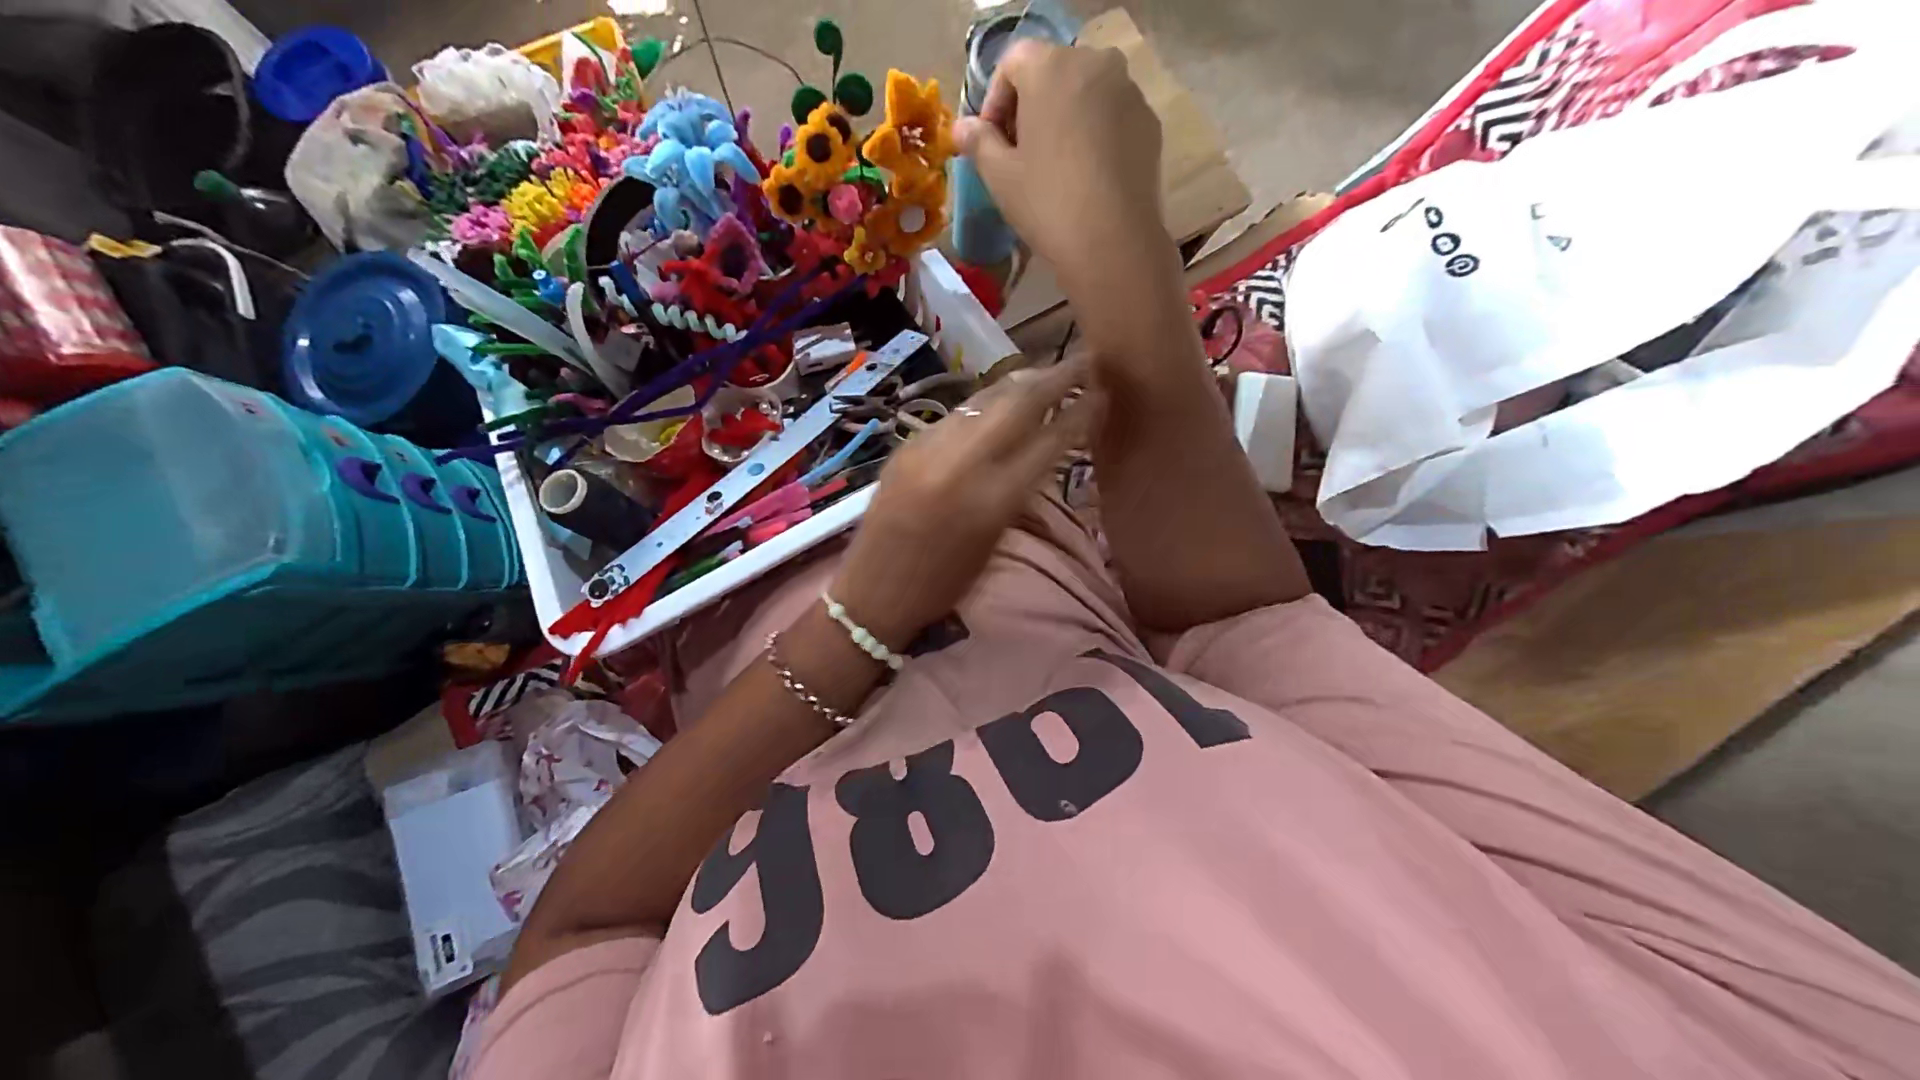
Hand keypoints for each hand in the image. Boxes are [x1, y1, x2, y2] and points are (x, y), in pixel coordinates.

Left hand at [829, 359, 1090, 648]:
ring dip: (1019, 384)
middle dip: (1056, 378)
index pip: (1049, 441)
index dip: (1081, 413)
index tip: (1104, 392)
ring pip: (984, 400)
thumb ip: (1020, 492)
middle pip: (1018, 403)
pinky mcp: (906, 446)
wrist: (872, 593)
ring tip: (1045, 375)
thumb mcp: (994, 541)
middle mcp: (961, 463)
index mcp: (992, 500)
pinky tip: (998, 404)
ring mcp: (928, 448)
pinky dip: (985, 406)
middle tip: (1083, 362)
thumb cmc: (943, 585)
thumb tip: (1042, 447)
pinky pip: (955, 415)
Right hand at [952, 41, 1164, 289]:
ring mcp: (1129, 92)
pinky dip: (1095, 135)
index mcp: (1051, 67)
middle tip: (1020, 154)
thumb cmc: (1047, 203)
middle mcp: (1096, 63)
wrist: (1113, 242)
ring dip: (1065, 120)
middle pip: (1052, 73)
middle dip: (1031, 107)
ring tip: (1054, 167)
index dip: (995, 101)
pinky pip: (1112, 117)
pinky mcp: (1150, 123)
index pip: (1013, 63)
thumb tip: (962, 127)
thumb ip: (978, 142)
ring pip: (1085, 94)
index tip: (990, 142)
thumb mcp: (999, 175)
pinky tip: (1086, 176)